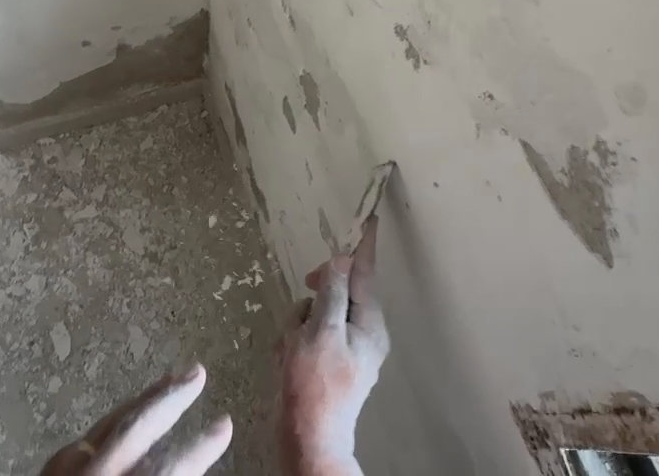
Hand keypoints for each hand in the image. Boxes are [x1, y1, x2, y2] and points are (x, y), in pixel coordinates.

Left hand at [40, 364, 232, 475]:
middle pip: (134, 430)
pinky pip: (87, 436)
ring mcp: (64, 472)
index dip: (200, 449)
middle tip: (198, 372)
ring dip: (143, 400)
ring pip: (108, 425)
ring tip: (171, 379)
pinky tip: (127, 415)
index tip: (225, 424)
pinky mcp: (48, 472)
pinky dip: (114, 419)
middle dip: (170, 399)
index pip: (166, 471)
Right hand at [275, 217, 388, 475]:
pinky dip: (295, 339)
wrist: (308, 439)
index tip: (371, 218)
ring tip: (290, 349)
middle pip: (337, 290)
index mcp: (369, 324)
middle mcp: (364, 332)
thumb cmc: (315, 384)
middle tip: (298, 321)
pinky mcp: (330, 359)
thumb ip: (332, 293)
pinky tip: (288, 358)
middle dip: (311, 300)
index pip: (365, 273)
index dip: (364, 245)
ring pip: (317, 310)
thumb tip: (342, 259)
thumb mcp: (321, 331)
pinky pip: (310, 332)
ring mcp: (347, 347)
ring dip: (298, 323)